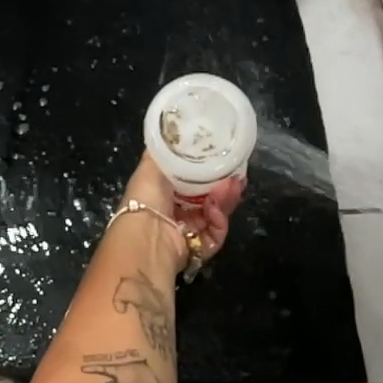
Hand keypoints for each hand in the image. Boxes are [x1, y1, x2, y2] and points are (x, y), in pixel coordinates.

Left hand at [124, 155, 245, 265]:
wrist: (145, 238)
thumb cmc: (145, 198)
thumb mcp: (150, 167)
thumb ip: (164, 153)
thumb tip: (172, 135)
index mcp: (163, 193)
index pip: (190, 180)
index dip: (206, 169)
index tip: (222, 157)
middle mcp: (177, 212)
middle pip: (207, 196)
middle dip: (223, 184)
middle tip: (238, 172)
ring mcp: (190, 230)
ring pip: (216, 213)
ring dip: (225, 198)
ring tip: (234, 184)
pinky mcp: (201, 247)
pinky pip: (216, 231)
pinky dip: (218, 219)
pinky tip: (216, 208)